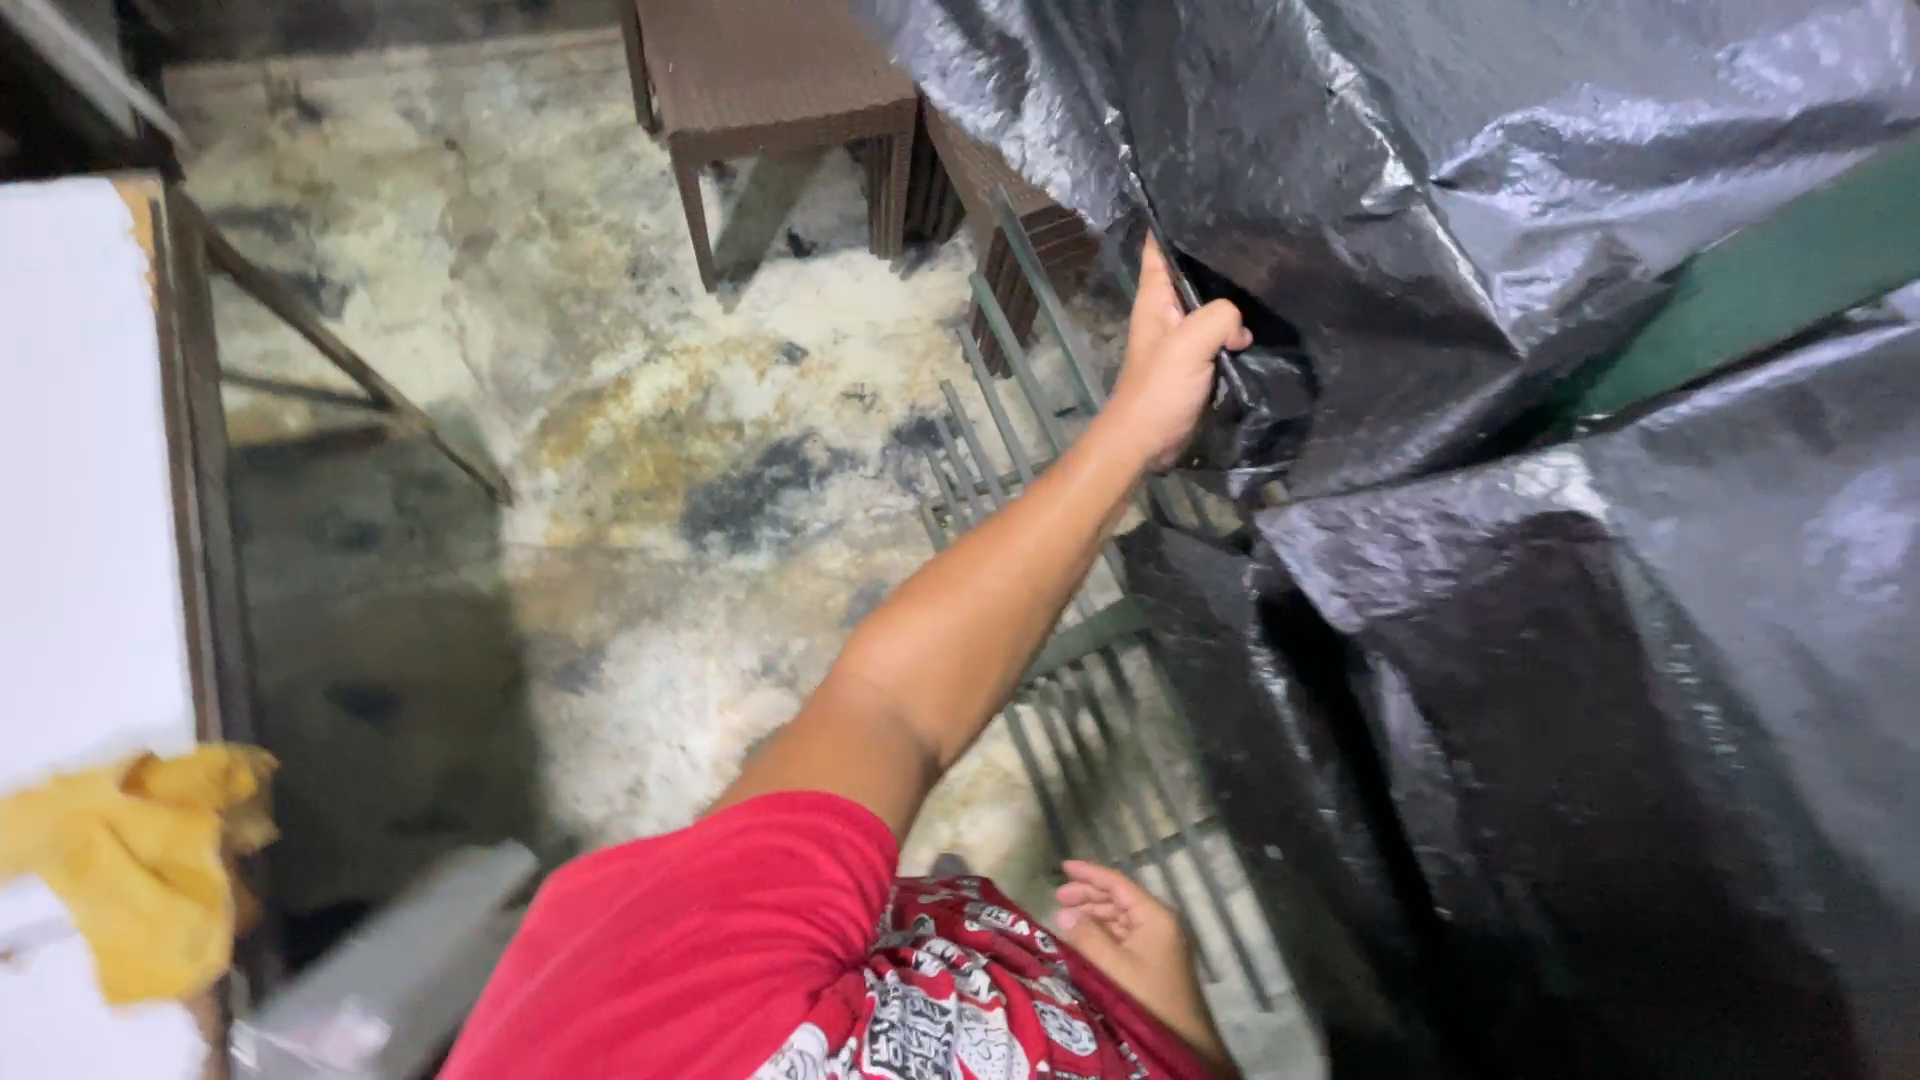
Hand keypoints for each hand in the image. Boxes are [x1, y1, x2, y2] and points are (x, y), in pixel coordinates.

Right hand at [1054, 861, 1236, 1074]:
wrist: (1187, 1043)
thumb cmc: (1149, 999)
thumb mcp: (1114, 967)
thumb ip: (1087, 936)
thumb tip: (1064, 913)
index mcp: (1154, 915)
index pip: (1117, 883)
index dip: (1089, 873)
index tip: (1063, 867)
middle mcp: (1158, 921)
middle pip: (1118, 897)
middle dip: (1088, 894)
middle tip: (1057, 897)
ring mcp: (1157, 940)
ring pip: (1120, 916)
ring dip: (1093, 913)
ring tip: (1065, 917)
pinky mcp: (1154, 958)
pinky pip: (1124, 934)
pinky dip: (1102, 931)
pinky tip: (1084, 937)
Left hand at [1096, 239, 1251, 470]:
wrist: (1148, 442)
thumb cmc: (1158, 390)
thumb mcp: (1189, 344)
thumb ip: (1219, 316)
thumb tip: (1239, 325)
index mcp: (1155, 298)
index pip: (1160, 247)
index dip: (1175, 221)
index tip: (1205, 197)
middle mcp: (1168, 311)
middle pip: (1196, 272)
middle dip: (1221, 257)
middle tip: (1263, 231)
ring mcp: (1184, 336)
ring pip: (1215, 304)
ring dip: (1236, 297)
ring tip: (1273, 270)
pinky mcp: (1200, 360)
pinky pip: (1223, 334)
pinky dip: (1239, 328)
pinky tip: (1265, 318)